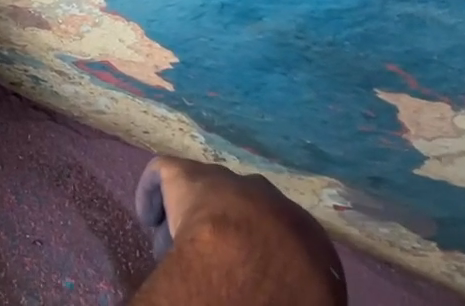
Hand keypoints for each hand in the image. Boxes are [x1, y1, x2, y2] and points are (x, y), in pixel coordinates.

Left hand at [135, 155, 344, 302]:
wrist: (255, 266)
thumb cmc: (291, 294)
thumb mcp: (317, 299)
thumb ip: (305, 288)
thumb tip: (293, 290)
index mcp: (304, 229)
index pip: (281, 236)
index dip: (259, 253)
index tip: (246, 273)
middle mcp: (264, 195)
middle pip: (238, 209)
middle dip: (225, 229)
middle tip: (210, 261)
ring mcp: (223, 179)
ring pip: (201, 194)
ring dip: (190, 215)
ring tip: (175, 247)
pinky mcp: (183, 171)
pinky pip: (163, 175)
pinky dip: (153, 195)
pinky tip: (147, 219)